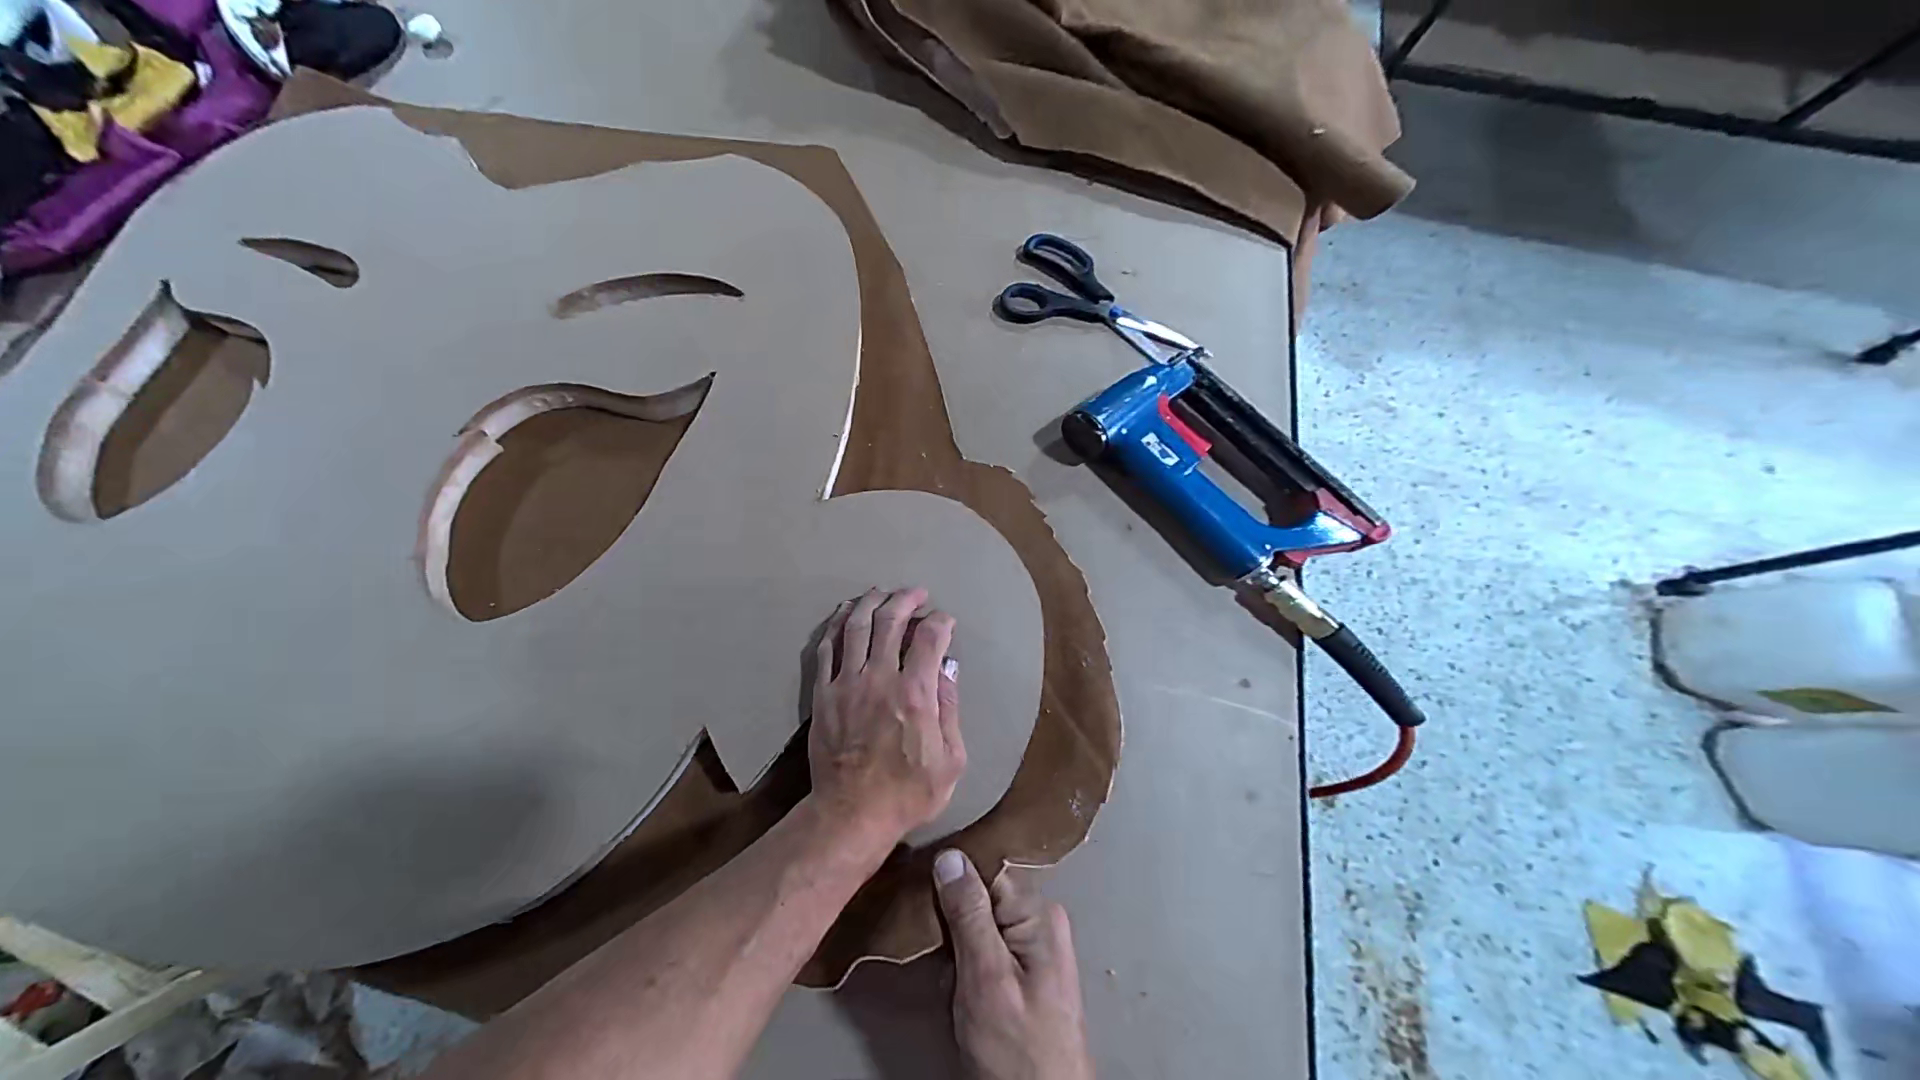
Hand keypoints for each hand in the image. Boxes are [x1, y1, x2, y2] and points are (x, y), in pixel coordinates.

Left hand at [808, 587, 964, 845]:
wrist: (851, 813)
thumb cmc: (908, 793)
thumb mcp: (950, 759)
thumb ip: (950, 708)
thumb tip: (947, 668)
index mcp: (915, 694)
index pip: (929, 638)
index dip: (941, 622)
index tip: (945, 621)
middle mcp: (879, 679)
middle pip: (890, 622)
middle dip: (905, 600)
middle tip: (916, 593)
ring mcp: (846, 683)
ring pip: (856, 627)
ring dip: (870, 602)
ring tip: (881, 592)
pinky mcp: (823, 694)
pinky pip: (828, 648)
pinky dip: (838, 624)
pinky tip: (846, 613)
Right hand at [934, 850, 1094, 1079]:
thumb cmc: (1018, 1049)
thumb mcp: (986, 978)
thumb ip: (968, 915)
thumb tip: (949, 856)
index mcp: (1038, 913)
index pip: (986, 870)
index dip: (950, 876)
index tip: (917, 885)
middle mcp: (1038, 920)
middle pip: (980, 896)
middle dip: (949, 918)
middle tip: (928, 942)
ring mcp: (1031, 946)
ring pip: (976, 924)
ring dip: (953, 946)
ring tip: (942, 971)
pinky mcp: (1020, 971)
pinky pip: (982, 948)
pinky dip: (962, 963)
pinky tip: (953, 985)